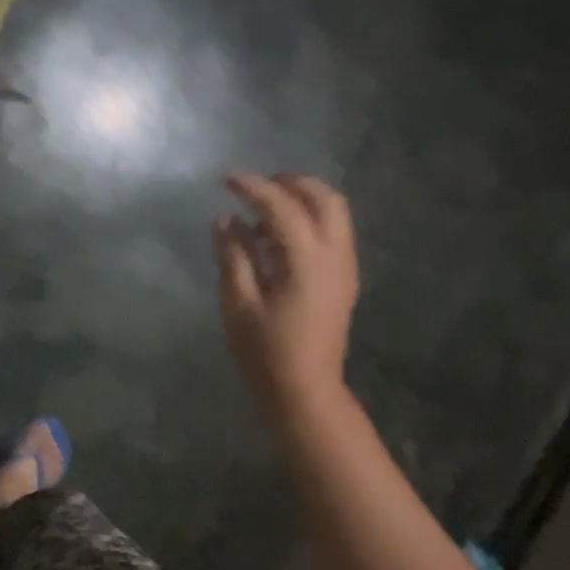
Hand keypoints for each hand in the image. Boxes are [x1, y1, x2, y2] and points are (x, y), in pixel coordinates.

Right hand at [214, 173, 359, 409]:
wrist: (305, 391)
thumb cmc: (265, 351)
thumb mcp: (238, 304)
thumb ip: (232, 257)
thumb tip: (225, 220)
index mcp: (309, 262)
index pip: (283, 207)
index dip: (254, 187)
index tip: (225, 178)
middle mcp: (335, 257)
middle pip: (324, 199)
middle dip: (290, 183)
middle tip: (254, 186)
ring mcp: (344, 268)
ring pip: (333, 215)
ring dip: (299, 201)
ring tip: (259, 212)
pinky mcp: (341, 280)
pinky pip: (330, 235)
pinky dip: (305, 222)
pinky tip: (272, 239)